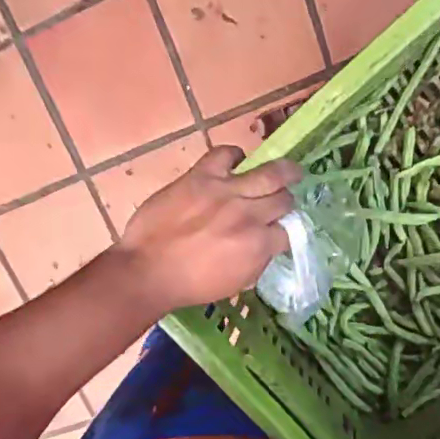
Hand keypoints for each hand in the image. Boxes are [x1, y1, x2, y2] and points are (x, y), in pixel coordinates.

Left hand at [111, 146, 302, 312]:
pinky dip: (235, 155)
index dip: (285, 233)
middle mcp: (249, 214)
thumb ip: (256, 260)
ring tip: (291, 171)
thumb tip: (266, 245)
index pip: (287, 233)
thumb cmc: (191, 285)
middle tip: (283, 202)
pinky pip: (224, 154)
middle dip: (286, 202)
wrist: (148, 270)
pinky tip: (237, 160)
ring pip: (269, 173)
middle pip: (283, 199)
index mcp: (258, 245)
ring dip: (284, 172)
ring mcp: (226, 191)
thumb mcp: (236, 282)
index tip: (280, 232)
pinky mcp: (201, 176)